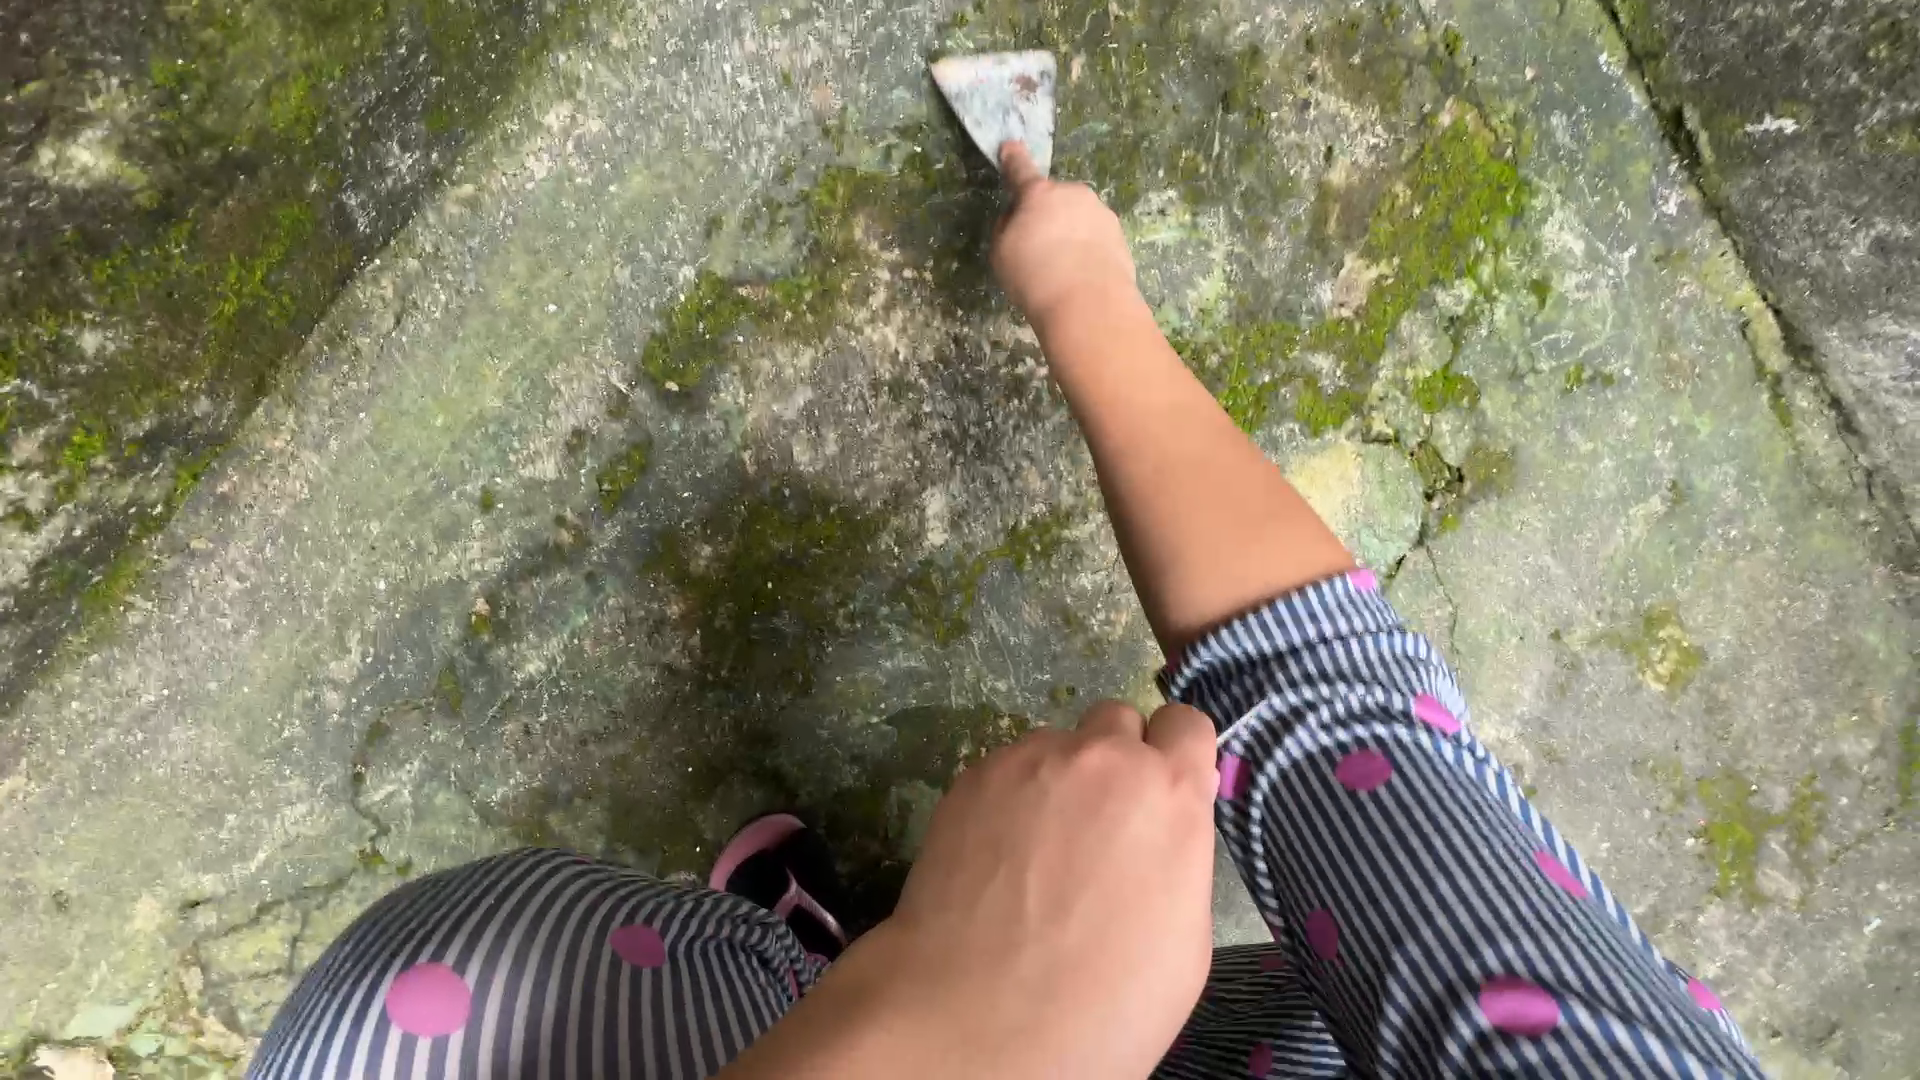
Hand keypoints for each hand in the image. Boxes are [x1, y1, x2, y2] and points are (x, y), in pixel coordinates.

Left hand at [848, 699, 1218, 1077]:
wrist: (978, 1016)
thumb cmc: (1104, 1001)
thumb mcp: (1183, 937)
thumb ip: (1177, 850)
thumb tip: (1158, 824)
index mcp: (1167, 792)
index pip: (1186, 723)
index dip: (1177, 752)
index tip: (1163, 785)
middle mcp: (1101, 756)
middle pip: (1116, 721)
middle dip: (1115, 759)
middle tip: (1097, 820)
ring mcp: (1030, 758)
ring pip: (1057, 746)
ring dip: (1058, 779)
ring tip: (1035, 849)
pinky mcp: (974, 773)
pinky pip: (1008, 768)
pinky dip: (1009, 797)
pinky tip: (995, 854)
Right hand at [991, 141, 1140, 330]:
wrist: (1086, 304)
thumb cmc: (1033, 277)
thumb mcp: (1001, 254)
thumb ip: (1006, 228)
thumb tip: (1016, 218)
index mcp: (1039, 194)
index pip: (1021, 170)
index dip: (1013, 160)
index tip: (1010, 147)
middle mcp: (1073, 195)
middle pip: (1055, 200)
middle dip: (1048, 216)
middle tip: (1039, 251)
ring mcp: (1101, 213)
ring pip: (1079, 219)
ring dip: (1071, 234)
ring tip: (1064, 270)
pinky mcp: (1120, 236)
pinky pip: (1096, 238)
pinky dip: (1089, 251)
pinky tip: (1082, 276)